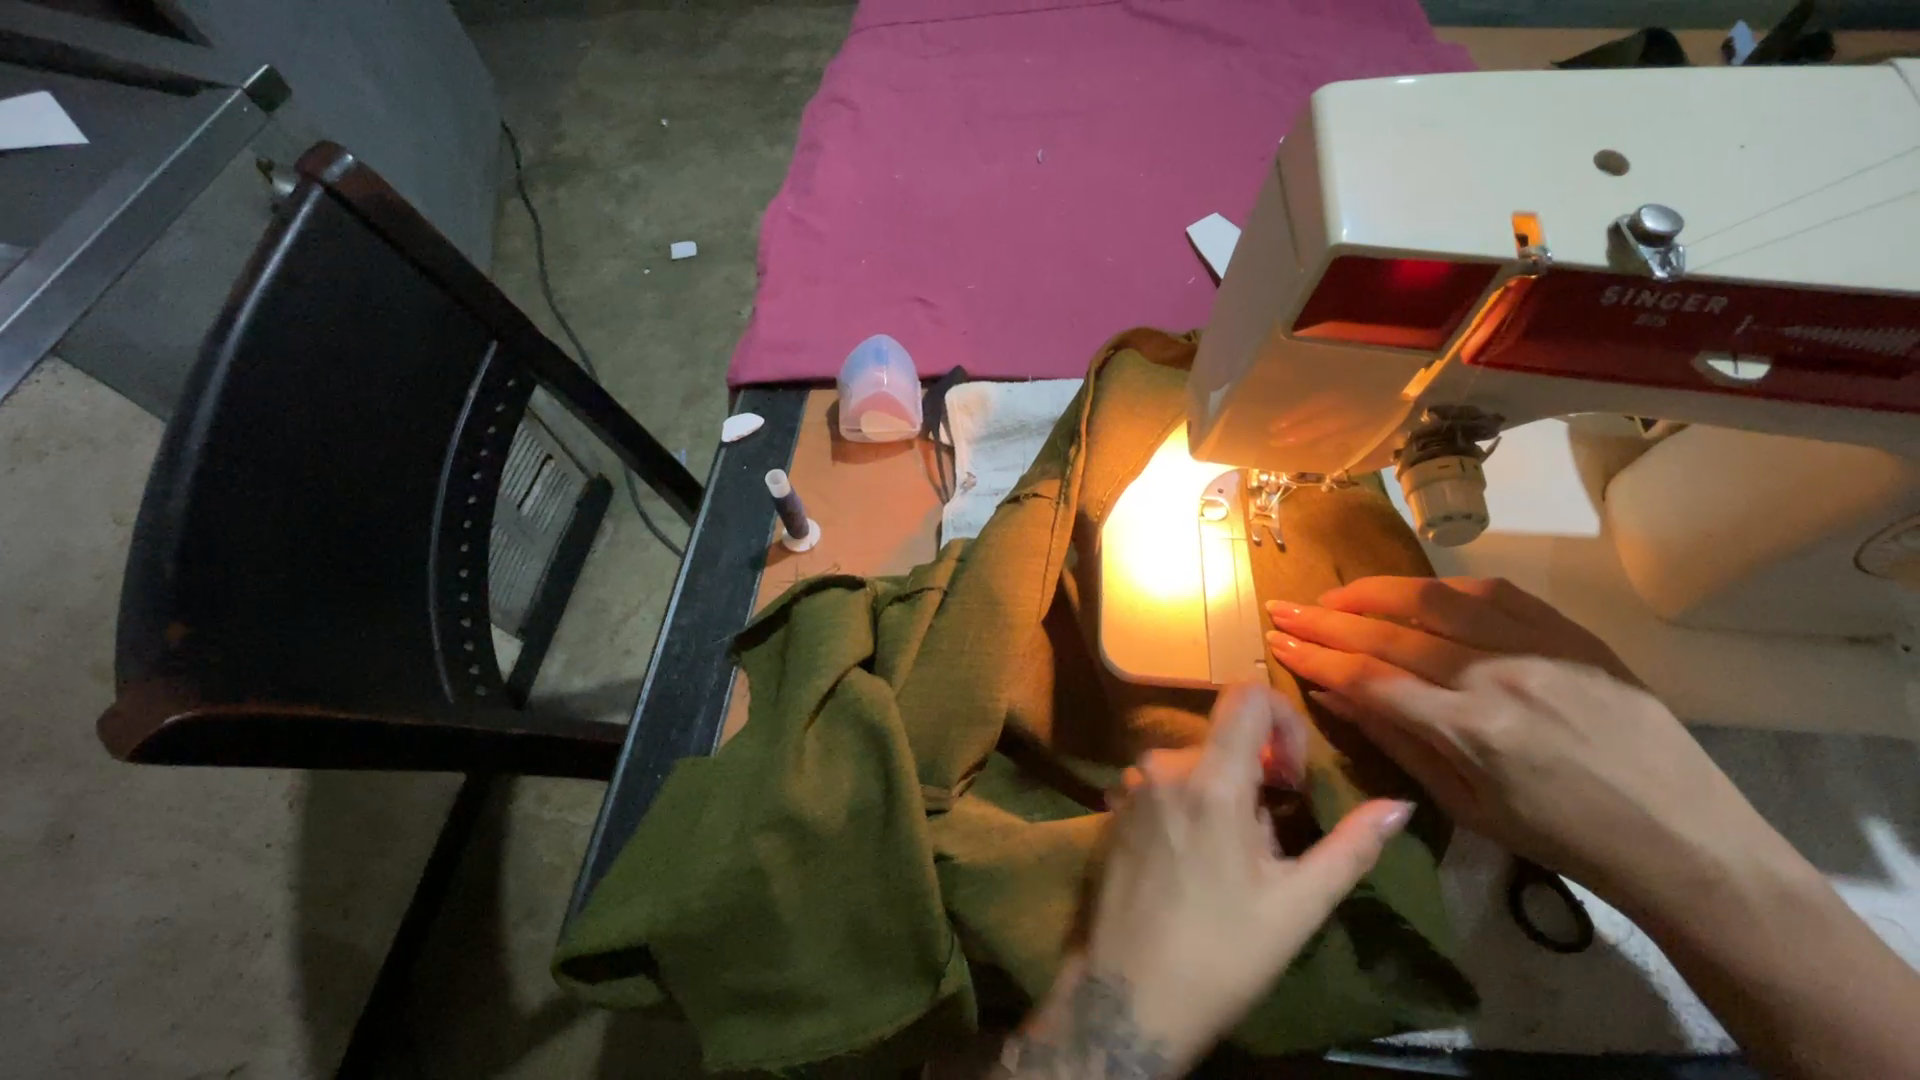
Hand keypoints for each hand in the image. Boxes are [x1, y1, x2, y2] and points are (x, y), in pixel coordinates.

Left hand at [1017, 683, 1412, 1076]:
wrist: (1128, 996)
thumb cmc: (1221, 954)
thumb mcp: (1297, 906)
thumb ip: (1350, 846)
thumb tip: (1400, 804)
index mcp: (1210, 782)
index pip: (1245, 697)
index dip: (1281, 719)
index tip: (1293, 775)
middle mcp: (1162, 768)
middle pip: (1222, 739)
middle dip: (1255, 776)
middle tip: (1267, 842)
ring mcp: (1130, 788)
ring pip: (1191, 763)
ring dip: (1220, 794)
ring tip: (1230, 860)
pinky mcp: (1111, 810)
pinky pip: (1161, 785)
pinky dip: (1187, 805)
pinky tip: (1191, 862)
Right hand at [1262, 576, 1775, 911]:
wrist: (1682, 838)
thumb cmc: (1562, 839)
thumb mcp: (1466, 805)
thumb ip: (1396, 742)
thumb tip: (1334, 696)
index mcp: (1471, 731)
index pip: (1368, 678)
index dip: (1315, 657)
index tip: (1278, 642)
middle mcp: (1499, 677)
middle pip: (1390, 634)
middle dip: (1326, 619)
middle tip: (1284, 608)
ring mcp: (1539, 648)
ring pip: (1436, 599)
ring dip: (1375, 592)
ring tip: (1337, 595)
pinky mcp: (1572, 635)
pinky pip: (1494, 593)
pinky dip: (1443, 588)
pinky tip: (1415, 592)